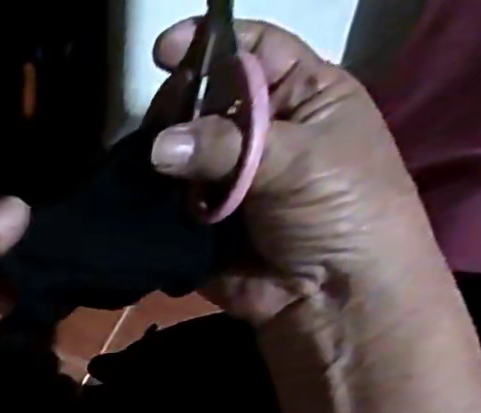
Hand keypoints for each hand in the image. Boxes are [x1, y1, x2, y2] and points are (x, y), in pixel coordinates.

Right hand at [146, 19, 442, 325]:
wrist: (332, 300)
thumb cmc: (342, 209)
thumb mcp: (299, 158)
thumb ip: (229, 145)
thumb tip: (158, 146)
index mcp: (299, 95)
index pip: (248, 51)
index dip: (208, 44)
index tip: (164, 52)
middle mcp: (258, 133)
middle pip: (203, 101)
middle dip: (178, 109)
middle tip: (161, 127)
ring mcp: (224, 182)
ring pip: (178, 155)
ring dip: (160, 162)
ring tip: (148, 171)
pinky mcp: (198, 228)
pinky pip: (166, 208)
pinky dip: (152, 205)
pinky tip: (138, 199)